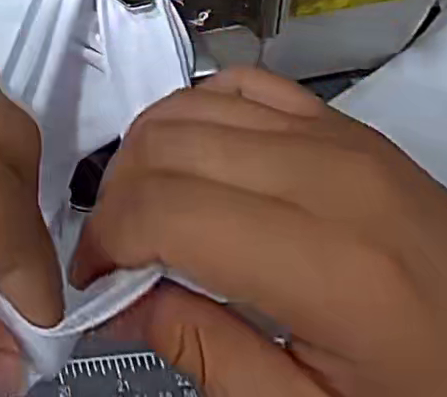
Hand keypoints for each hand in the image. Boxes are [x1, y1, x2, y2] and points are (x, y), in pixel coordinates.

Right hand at [72, 68, 446, 396]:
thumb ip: (214, 360)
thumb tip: (127, 298)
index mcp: (335, 267)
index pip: (166, 213)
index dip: (107, 240)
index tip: (91, 279)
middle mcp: (332, 176)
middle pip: (168, 147)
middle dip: (117, 195)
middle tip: (114, 251)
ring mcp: (345, 138)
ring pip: (193, 106)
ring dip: (145, 151)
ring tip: (144, 207)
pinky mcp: (355, 128)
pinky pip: (245, 85)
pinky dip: (196, 108)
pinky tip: (194, 154)